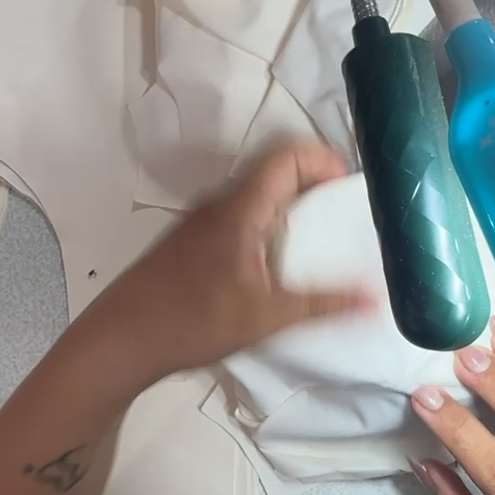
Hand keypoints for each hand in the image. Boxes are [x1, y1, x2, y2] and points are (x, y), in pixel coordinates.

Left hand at [80, 141, 368, 382]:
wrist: (119, 340)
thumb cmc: (192, 321)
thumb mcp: (265, 317)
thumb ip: (323, 305)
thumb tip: (376, 300)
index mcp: (239, 208)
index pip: (287, 155)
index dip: (324, 159)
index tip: (350, 188)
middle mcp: (218, 204)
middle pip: (273, 171)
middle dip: (314, 184)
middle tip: (342, 216)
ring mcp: (199, 222)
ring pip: (255, 196)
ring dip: (289, 207)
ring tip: (316, 243)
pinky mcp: (190, 242)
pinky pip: (238, 217)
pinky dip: (266, 225)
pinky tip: (273, 266)